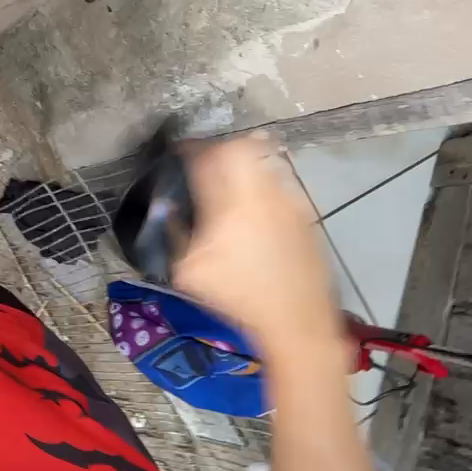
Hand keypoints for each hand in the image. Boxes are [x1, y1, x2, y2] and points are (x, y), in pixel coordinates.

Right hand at [173, 137, 346, 360]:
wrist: (297, 322)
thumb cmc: (238, 299)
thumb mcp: (190, 271)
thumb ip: (174, 233)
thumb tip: (166, 210)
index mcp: (229, 205)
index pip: (206, 158)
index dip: (189, 148)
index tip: (180, 151)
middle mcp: (262, 195)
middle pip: (241, 147)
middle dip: (220, 149)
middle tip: (207, 160)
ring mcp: (289, 204)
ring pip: (264, 163)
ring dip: (244, 164)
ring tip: (231, 180)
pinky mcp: (306, 217)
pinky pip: (279, 186)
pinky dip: (262, 186)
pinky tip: (254, 209)